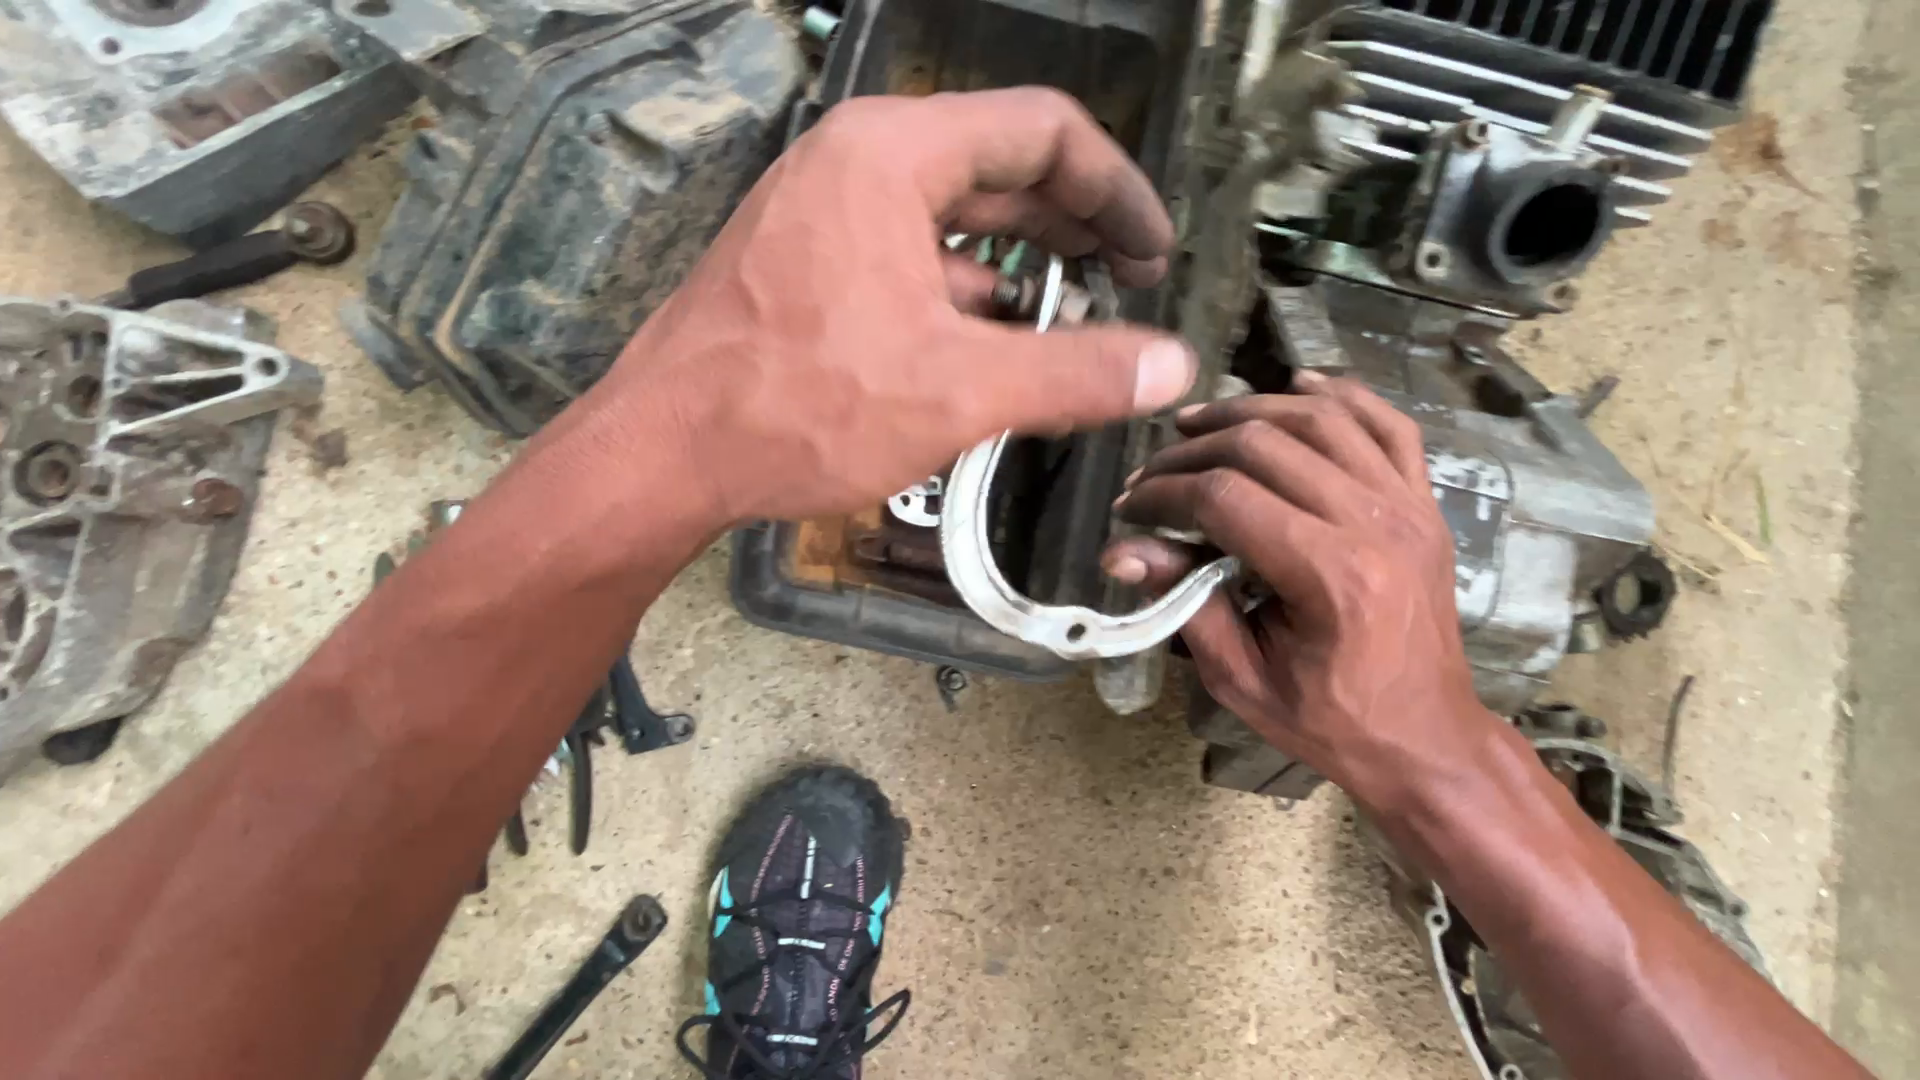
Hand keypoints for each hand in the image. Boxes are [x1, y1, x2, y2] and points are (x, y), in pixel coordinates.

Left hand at [551, 88, 1197, 524]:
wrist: (662, 455)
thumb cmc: (801, 409)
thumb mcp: (959, 391)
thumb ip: (1076, 373)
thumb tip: (1174, 365)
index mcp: (893, 156)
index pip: (1042, 133)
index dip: (1116, 190)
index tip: (1153, 254)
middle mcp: (855, 164)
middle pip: (997, 171)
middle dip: (1074, 226)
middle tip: (1129, 282)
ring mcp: (822, 215)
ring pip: (951, 223)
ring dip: (1021, 267)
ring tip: (1075, 319)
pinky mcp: (804, 268)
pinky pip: (907, 262)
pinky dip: (962, 297)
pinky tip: (991, 343)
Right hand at [1105, 374, 1504, 807]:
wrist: (1427, 739)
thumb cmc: (1330, 720)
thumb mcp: (1241, 677)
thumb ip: (1185, 603)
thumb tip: (1121, 552)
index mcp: (1330, 575)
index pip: (1225, 497)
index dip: (1164, 494)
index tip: (1129, 508)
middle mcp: (1375, 523)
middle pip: (1266, 445)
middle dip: (1192, 451)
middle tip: (1152, 473)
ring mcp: (1409, 506)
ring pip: (1322, 419)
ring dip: (1250, 410)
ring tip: (1198, 422)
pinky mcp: (1424, 504)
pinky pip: (1388, 426)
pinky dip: (1342, 396)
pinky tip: (1299, 385)